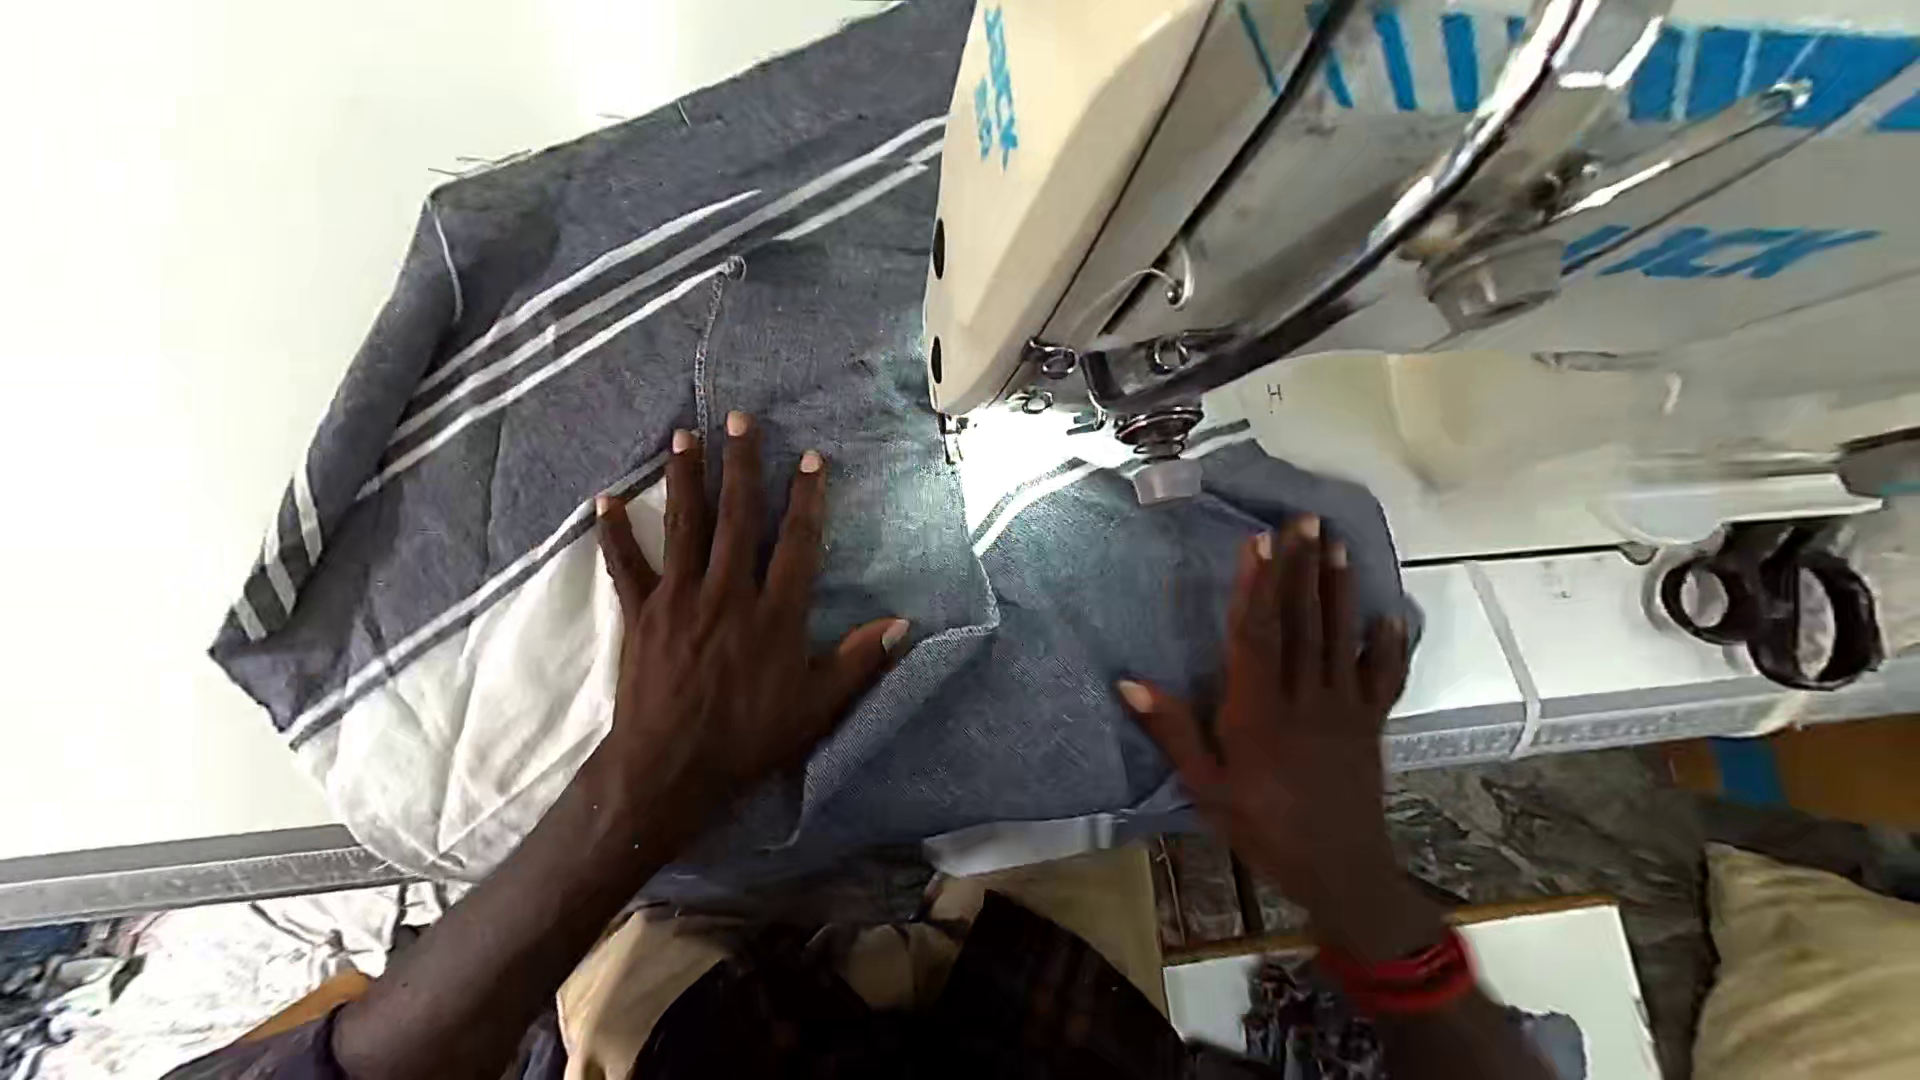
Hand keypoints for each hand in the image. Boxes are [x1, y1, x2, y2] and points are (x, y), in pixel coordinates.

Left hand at [589, 411, 908, 837]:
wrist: (670, 773)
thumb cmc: (750, 738)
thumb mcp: (819, 707)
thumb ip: (861, 660)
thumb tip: (906, 624)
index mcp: (775, 612)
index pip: (798, 541)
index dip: (807, 497)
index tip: (811, 457)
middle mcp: (728, 593)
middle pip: (738, 517)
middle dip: (741, 465)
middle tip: (739, 418)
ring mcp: (680, 600)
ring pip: (685, 526)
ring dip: (685, 478)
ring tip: (684, 435)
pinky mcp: (641, 615)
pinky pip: (625, 567)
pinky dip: (614, 533)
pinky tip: (604, 500)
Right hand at [1117, 515, 1409, 913]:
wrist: (1340, 872)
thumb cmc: (1262, 827)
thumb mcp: (1205, 786)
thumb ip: (1172, 730)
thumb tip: (1128, 681)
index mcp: (1260, 711)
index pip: (1257, 635)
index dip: (1257, 585)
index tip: (1259, 541)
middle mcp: (1306, 698)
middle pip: (1302, 623)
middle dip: (1301, 568)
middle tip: (1305, 520)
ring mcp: (1344, 708)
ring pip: (1340, 637)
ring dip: (1338, 587)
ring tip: (1336, 543)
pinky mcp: (1371, 723)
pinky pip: (1383, 677)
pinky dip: (1390, 643)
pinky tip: (1390, 613)